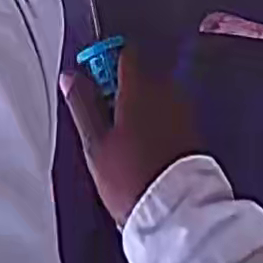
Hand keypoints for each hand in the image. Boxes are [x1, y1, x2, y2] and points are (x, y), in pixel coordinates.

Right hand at [60, 48, 200, 224]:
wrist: (175, 210)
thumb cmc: (129, 175)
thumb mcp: (96, 143)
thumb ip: (83, 103)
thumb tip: (70, 75)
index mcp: (140, 85)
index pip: (124, 52)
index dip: (106, 62)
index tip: (93, 83)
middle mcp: (165, 87)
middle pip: (140, 72)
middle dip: (121, 87)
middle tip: (104, 118)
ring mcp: (182, 105)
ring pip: (154, 92)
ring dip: (139, 103)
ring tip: (123, 136)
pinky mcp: (192, 125)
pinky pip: (168, 109)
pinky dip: (155, 118)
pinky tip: (144, 144)